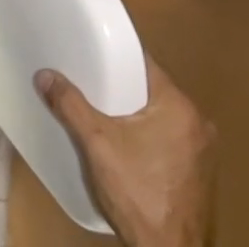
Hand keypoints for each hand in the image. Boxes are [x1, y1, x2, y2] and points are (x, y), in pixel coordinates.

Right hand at [36, 56, 215, 246]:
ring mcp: (203, 152)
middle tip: (88, 86)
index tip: (90, 54)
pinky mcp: (199, 175)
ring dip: (134, 115)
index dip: (115, 57)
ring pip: (160, 117)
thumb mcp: (96, 144)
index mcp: (180, 108)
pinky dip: (147, 137)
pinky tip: (124, 148)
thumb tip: (45, 76)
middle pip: (151, 91)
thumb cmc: (137, 193)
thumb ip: (71, 105)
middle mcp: (199, 124)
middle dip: (121, 88)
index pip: (145, 65)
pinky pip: (168, 140)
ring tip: (101, 116)